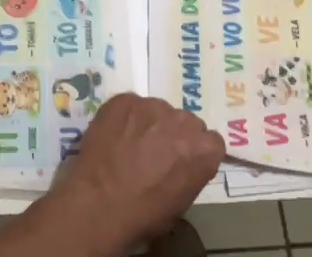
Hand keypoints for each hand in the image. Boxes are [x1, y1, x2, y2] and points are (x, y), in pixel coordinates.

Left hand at [51, 94, 225, 250]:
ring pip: (158, 110)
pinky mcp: (124, 99)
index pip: (211, 141)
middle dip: (174, 134)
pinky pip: (131, 105)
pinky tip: (115, 136)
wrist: (101, 201)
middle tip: (156, 152)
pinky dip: (126, 117)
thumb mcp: (182, 201)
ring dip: (150, 123)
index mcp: (203, 148)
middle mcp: (182, 120)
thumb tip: (182, 163)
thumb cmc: (145, 212)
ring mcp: (152, 105)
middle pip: (185, 121)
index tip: (183, 161)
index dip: (196, 151)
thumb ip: (190, 171)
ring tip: (131, 144)